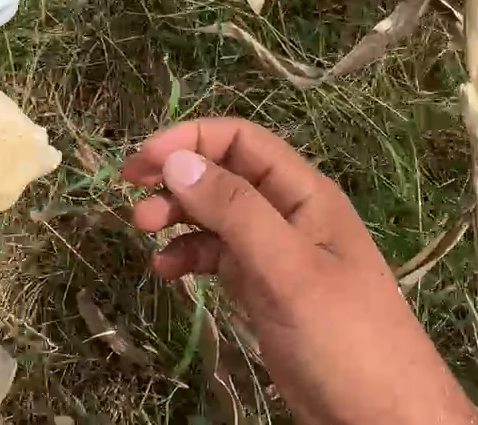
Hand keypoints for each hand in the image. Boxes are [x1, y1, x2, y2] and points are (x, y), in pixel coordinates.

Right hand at [124, 118, 477, 424]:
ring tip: (142, 230)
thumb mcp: (289, 269)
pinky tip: (167, 270)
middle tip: (131, 191)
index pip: (240, 140)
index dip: (191, 140)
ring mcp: (275, 251)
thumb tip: (177, 161)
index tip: (145, 160)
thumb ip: (236, 211)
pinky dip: (189, 254)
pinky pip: (218, 254)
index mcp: (304, 193)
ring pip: (215, 213)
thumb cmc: (346, 339)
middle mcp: (287, 212)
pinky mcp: (264, 287)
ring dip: (177, 214)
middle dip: (177, 176)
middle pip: (223, 173)